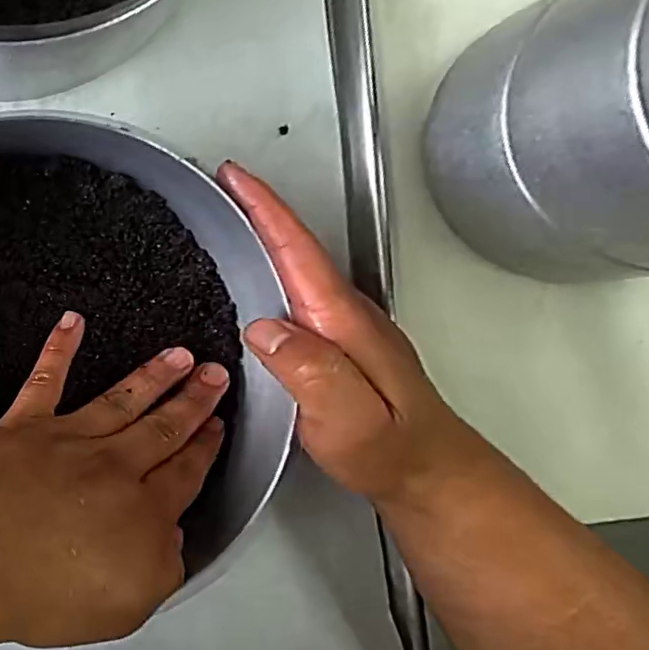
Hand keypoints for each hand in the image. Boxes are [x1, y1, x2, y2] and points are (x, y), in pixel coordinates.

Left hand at [0, 312, 231, 649]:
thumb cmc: (33, 592)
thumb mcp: (121, 606)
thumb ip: (157, 569)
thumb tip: (169, 538)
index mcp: (141, 513)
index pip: (185, 475)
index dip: (205, 450)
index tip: (219, 429)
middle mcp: (110, 468)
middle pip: (162, 430)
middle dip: (192, 402)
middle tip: (215, 376)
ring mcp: (63, 441)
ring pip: (119, 400)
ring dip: (150, 376)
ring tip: (176, 355)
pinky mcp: (19, 426)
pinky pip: (44, 379)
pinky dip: (59, 348)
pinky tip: (72, 323)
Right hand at [217, 162, 494, 509]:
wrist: (427, 471)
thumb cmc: (387, 449)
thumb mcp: (348, 419)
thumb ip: (311, 370)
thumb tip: (265, 326)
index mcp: (341, 322)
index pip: (299, 252)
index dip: (266, 211)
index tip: (236, 178)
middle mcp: (341, 314)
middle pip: (296, 248)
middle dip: (259, 209)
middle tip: (221, 186)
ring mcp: (337, 326)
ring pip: (294, 266)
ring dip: (263, 233)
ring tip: (226, 215)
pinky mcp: (328, 341)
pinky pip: (290, 290)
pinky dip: (268, 265)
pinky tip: (249, 271)